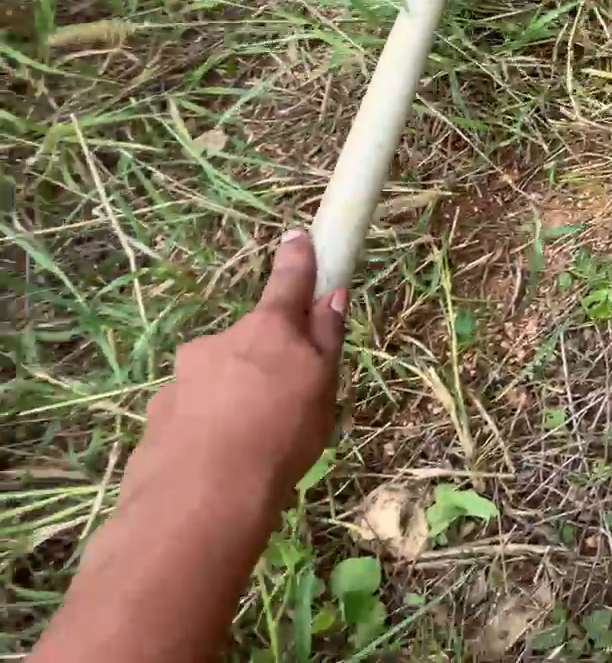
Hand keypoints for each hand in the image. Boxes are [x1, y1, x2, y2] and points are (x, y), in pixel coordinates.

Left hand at [119, 229, 344, 522]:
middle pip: (256, 337)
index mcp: (268, 329)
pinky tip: (231, 447)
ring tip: (265, 430)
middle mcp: (219, 342)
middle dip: (274, 353)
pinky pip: (200, 404)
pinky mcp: (158, 415)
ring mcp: (182, 378)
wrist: (200, 499)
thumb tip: (331, 296)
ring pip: (225, 373)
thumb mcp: (324, 382)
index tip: (298, 234)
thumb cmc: (283, 430)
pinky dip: (218, 416)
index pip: (288, 283)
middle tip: (298, 391)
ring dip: (245, 389)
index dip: (298, 258)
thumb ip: (327, 338)